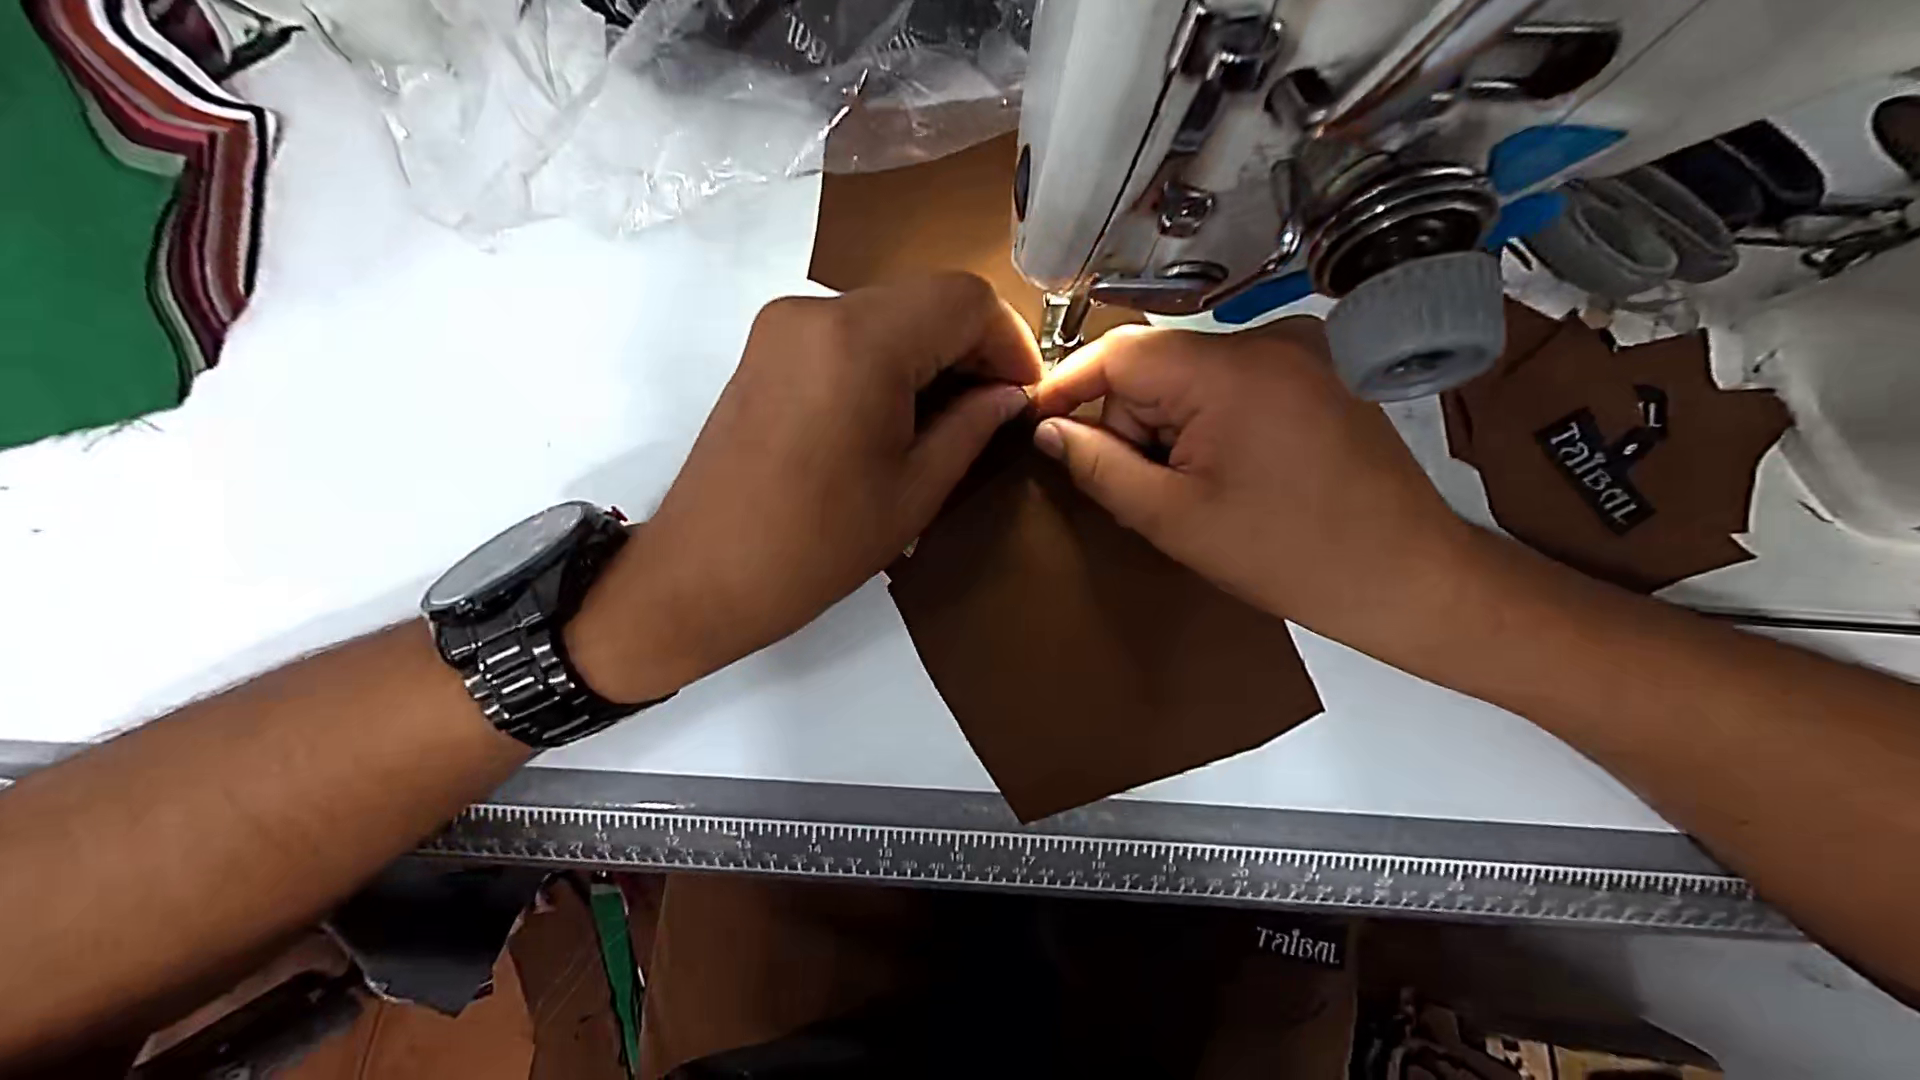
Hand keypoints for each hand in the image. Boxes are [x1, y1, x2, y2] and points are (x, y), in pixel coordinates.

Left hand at [573, 273, 1041, 700]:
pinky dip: (888, 357)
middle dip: (973, 345)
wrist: (701, 575)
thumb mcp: (914, 492)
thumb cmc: (816, 547)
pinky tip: (897, 409)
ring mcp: (783, 325)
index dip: (1010, 340)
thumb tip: (1010, 395)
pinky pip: (849, 331)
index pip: (965, 299)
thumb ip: (972, 427)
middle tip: (994, 406)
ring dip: (931, 351)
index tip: (1023, 391)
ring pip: (889, 311)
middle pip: (926, 297)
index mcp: (860, 342)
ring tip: (950, 415)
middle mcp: (816, 310)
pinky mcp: (765, 347)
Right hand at [1029, 318, 1478, 658]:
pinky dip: (1203, 422)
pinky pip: (1228, 384)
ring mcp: (1299, 353)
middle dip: (1128, 423)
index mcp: (1230, 371)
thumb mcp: (1172, 518)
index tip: (1035, 420)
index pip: (1119, 353)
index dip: (1068, 384)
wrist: (1404, 576)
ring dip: (1165, 427)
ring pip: (1188, 377)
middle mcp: (1268, 341)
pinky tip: (1222, 472)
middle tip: (1139, 489)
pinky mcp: (1314, 374)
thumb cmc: (1285, 555)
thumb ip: (1099, 466)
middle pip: (1154, 367)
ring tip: (1188, 490)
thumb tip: (1048, 430)